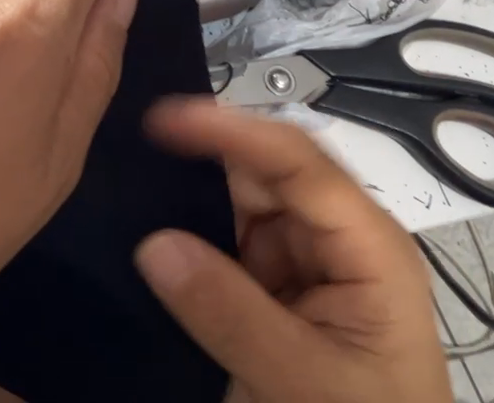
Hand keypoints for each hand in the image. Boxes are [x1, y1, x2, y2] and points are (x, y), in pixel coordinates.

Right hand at [136, 100, 450, 402]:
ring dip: (185, 192)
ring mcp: (300, 261)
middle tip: (128, 142)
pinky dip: (184, 231)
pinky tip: (142, 221)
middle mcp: (334, 238)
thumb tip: (154, 243)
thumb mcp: (307, 384)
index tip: (163, 117)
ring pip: (235, 202)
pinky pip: (220, 240)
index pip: (298, 162)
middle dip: (199, 154)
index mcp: (368, 245)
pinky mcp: (269, 287)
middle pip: (262, 173)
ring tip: (124, 172)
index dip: (232, 130)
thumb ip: (233, 315)